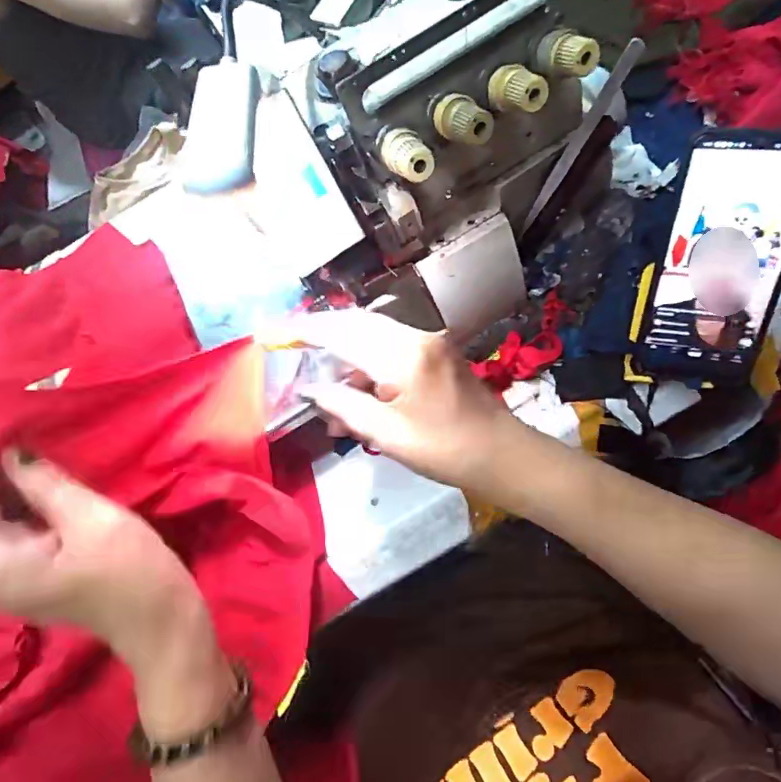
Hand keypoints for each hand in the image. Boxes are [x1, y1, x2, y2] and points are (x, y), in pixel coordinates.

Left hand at [0, 444, 209, 669]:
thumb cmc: (129, 572)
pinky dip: (6, 496)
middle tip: (3, 444)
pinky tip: (37, 475)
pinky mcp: (28, 563)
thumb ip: (43, 484)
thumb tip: (9, 455)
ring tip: (22, 453)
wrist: (159, 621)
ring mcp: (6, 570)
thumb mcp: (91, 518)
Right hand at [279, 310, 528, 490]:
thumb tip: (310, 389)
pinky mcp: (435, 358)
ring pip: (373, 340)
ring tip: (329, 407)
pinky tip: (356, 405)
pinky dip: (368, 373)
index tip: (276, 332)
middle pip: (358, 325)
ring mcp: (429, 346)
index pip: (343, 333)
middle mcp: (417, 339)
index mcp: (404, 355)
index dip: (306, 331)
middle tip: (293, 347)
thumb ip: (345, 406)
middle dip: (323, 335)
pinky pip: (391, 354)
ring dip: (346, 364)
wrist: (503, 456)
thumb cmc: (446, 449)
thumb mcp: (388, 434)